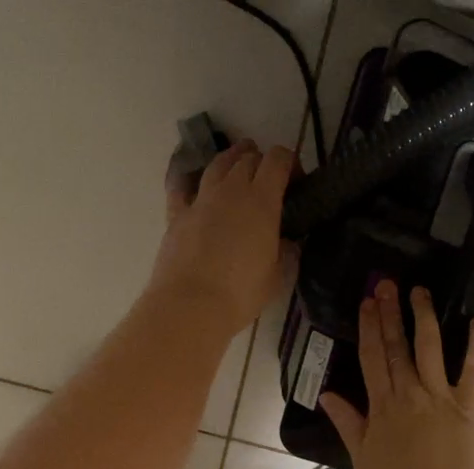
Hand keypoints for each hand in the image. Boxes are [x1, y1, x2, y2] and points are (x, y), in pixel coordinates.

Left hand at [148, 139, 294, 331]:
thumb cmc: (242, 293)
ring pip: (218, 165)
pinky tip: (193, 182)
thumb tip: (287, 241)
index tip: (297, 179)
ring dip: (232, 159)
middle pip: (248, 159)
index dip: (290, 162)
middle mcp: (231, 190)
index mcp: (262, 202)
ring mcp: (200, 199)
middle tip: (269, 180)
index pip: (277, 161)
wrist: (192, 304)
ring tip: (239, 162)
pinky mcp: (177, 213)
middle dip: (262, 162)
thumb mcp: (277, 276)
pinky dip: (190, 179)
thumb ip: (285, 252)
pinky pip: (182, 185)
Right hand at [321, 280, 473, 468]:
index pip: (372, 358)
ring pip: (430, 348)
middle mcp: (410, 394)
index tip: (367, 302)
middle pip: (397, 347)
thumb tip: (327, 394)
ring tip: (420, 292)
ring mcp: (441, 398)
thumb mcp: (363, 460)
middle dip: (390, 313)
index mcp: (382, 408)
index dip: (369, 327)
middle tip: (387, 283)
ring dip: (424, 317)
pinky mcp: (469, 407)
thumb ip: (349, 423)